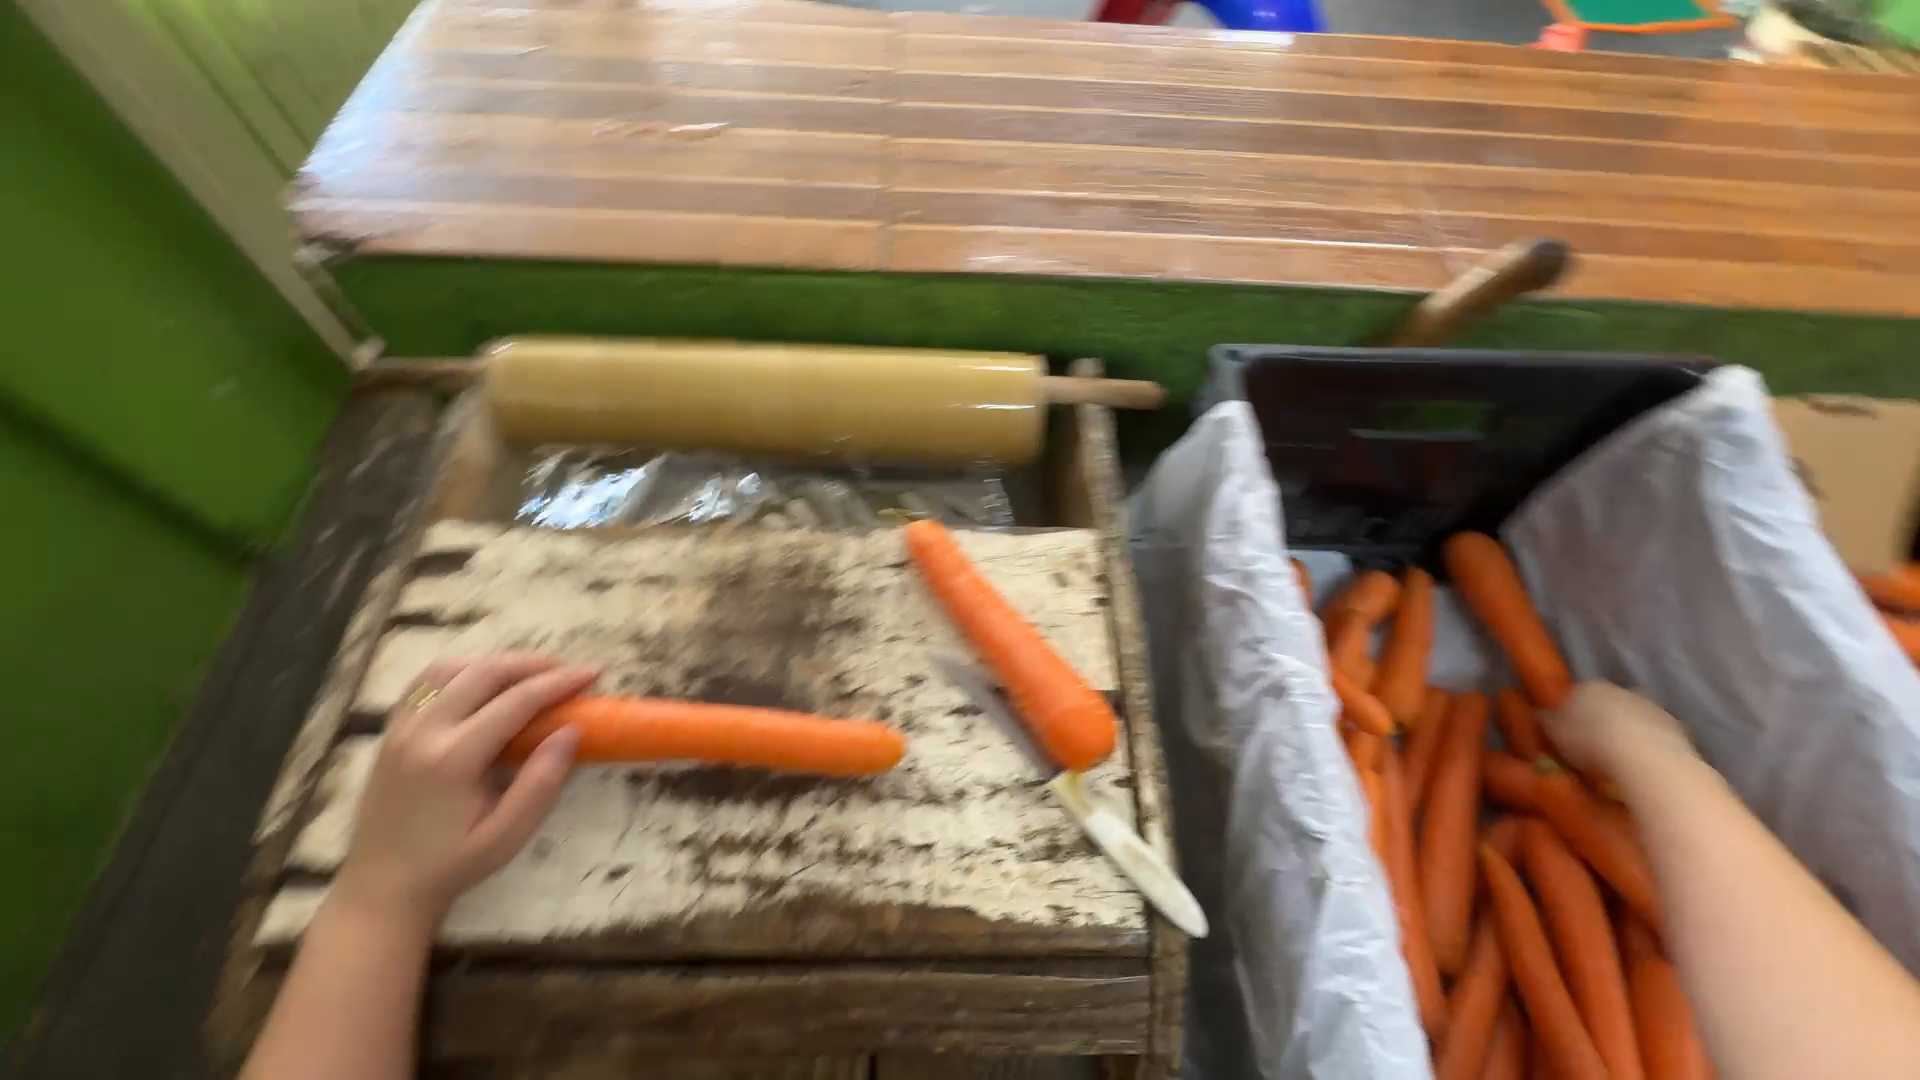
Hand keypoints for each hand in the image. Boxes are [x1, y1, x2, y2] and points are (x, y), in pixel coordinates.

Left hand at [333, 654, 596, 922]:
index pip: (516, 701)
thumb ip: (542, 782)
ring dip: (497, 664)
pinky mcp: (390, 732)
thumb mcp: (509, 835)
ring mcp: (400, 728)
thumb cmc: (452, 865)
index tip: (594, 673)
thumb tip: (572, 731)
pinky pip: (425, 682)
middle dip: (535, 664)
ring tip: (530, 677)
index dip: (560, 682)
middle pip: (485, 672)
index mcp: (452, 759)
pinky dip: (462, 671)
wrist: (382, 888)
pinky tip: (485, 685)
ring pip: (452, 668)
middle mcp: (422, 733)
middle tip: (569, 673)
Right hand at [1542, 680, 1696, 777]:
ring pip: (1633, 720)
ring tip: (1614, 760)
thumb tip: (1541, 715)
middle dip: (1600, 720)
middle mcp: (1622, 690)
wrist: (1646, 760)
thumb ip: (1546, 721)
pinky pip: (1654, 738)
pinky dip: (1646, 748)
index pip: (1574, 694)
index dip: (1568, 712)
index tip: (1564, 731)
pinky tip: (1637, 766)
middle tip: (1590, 744)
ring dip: (1625, 733)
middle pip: (1607, 705)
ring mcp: (1654, 709)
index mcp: (1588, 686)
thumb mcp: (1552, 733)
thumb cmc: (1589, 742)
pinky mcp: (1680, 732)